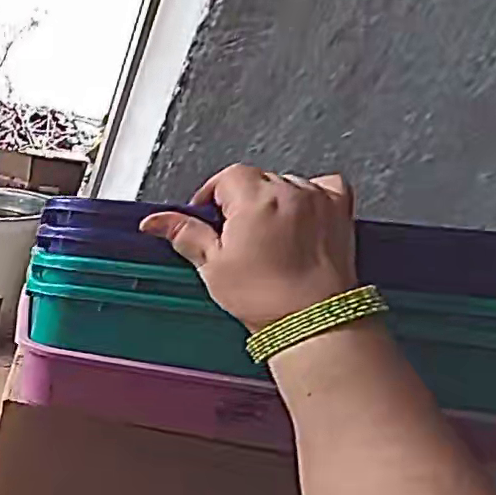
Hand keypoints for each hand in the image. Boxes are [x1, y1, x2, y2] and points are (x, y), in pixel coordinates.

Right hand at [140, 164, 360, 329]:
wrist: (309, 317)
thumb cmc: (262, 295)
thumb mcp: (211, 265)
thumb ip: (185, 234)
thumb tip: (156, 221)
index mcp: (255, 200)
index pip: (226, 177)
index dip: (209, 197)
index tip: (202, 218)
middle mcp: (290, 191)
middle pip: (254, 180)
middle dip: (237, 202)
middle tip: (228, 237)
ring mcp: (318, 197)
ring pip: (283, 185)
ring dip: (269, 203)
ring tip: (261, 239)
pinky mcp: (340, 209)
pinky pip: (319, 187)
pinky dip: (304, 199)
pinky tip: (292, 222)